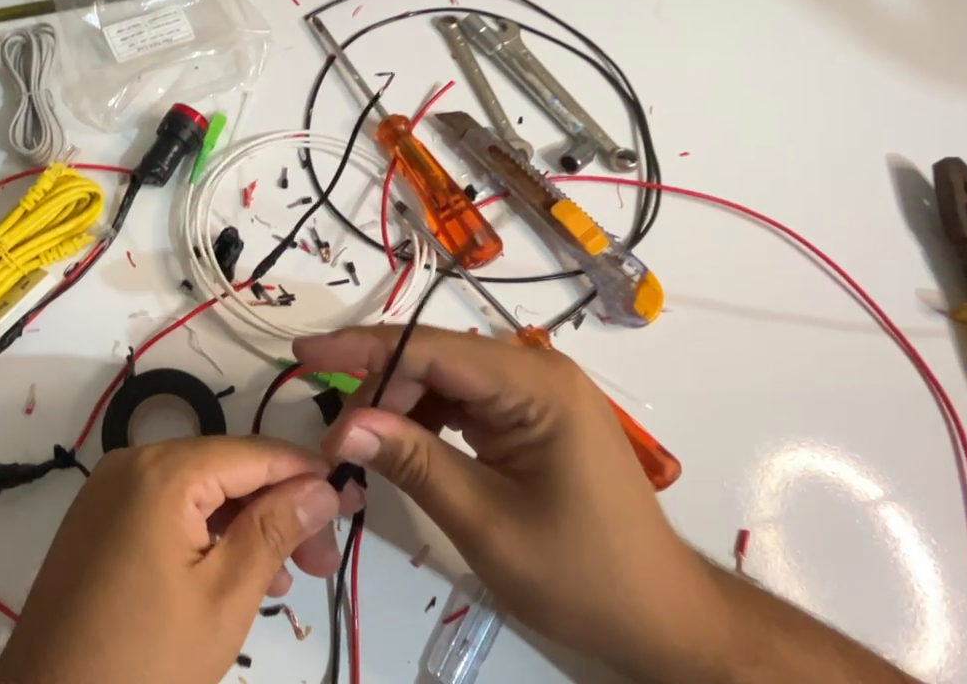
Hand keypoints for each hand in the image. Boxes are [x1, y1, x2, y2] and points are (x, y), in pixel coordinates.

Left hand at [0, 436, 351, 683]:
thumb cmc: (145, 658)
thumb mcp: (225, 596)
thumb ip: (275, 529)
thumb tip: (323, 485)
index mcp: (163, 471)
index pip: (254, 452)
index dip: (307, 472)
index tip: (352, 498)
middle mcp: (132, 463)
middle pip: (226, 469)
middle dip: (278, 506)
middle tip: (322, 561)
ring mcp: (109, 491)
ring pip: (198, 490)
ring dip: (246, 523)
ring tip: (287, 577)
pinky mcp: (98, 521)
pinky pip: (166, 508)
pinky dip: (206, 531)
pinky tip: (235, 571)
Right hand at [294, 325, 720, 679]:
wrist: (662, 618)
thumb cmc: (582, 574)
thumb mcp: (485, 522)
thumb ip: (413, 463)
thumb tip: (344, 427)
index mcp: (535, 384)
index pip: (430, 349)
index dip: (361, 347)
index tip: (304, 351)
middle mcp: (536, 371)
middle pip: (434, 358)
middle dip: (378, 388)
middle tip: (338, 440)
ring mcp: (536, 392)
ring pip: (443, 378)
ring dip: (398, 405)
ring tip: (360, 446)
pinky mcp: (531, 415)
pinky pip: (463, 401)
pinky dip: (425, 420)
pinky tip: (400, 446)